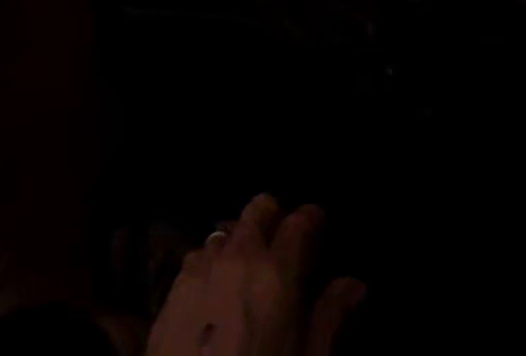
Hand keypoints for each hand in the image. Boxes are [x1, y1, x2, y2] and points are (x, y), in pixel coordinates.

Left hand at [147, 194, 365, 355]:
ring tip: (249, 270)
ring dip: (241, 240)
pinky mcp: (172, 288)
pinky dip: (213, 262)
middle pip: (258, 208)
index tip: (319, 222)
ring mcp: (201, 268)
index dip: (312, 217)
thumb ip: (329, 318)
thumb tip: (353, 285)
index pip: (299, 221)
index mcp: (276, 274)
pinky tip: (217, 291)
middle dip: (275, 216)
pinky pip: (198, 256)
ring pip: (226, 230)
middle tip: (285, 242)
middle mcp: (238, 258)